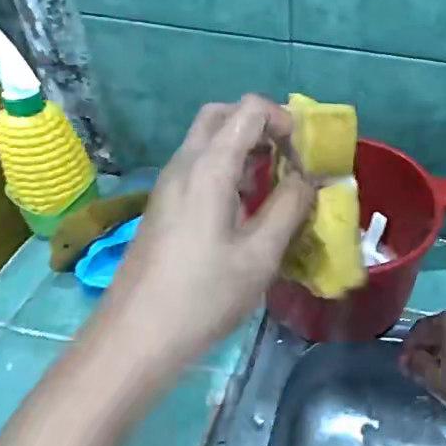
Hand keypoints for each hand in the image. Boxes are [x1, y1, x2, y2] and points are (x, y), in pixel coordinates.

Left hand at [99, 96, 313, 371]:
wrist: (135, 336)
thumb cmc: (203, 296)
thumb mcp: (259, 255)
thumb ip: (290, 207)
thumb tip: (311, 177)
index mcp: (208, 167)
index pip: (249, 109)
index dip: (284, 120)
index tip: (304, 156)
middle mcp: (184, 164)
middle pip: (223, 115)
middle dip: (261, 125)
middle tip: (288, 159)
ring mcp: (168, 183)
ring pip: (208, 140)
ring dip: (244, 147)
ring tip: (273, 186)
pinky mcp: (163, 204)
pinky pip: (198, 165)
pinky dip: (226, 167)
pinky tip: (244, 208)